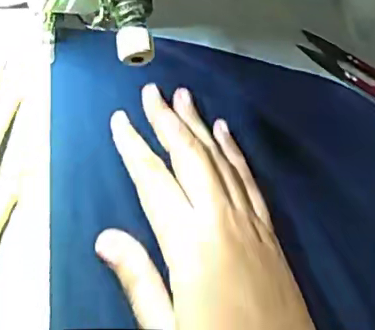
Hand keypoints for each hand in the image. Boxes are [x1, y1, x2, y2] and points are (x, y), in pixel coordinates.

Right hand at [98, 84, 315, 329]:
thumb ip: (140, 281)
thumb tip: (106, 239)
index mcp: (190, 244)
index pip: (154, 183)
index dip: (134, 148)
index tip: (120, 121)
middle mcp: (221, 220)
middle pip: (189, 157)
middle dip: (167, 121)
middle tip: (151, 92)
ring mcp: (249, 221)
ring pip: (219, 159)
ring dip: (199, 126)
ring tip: (183, 98)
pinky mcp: (268, 230)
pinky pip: (248, 177)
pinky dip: (233, 151)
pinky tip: (225, 133)